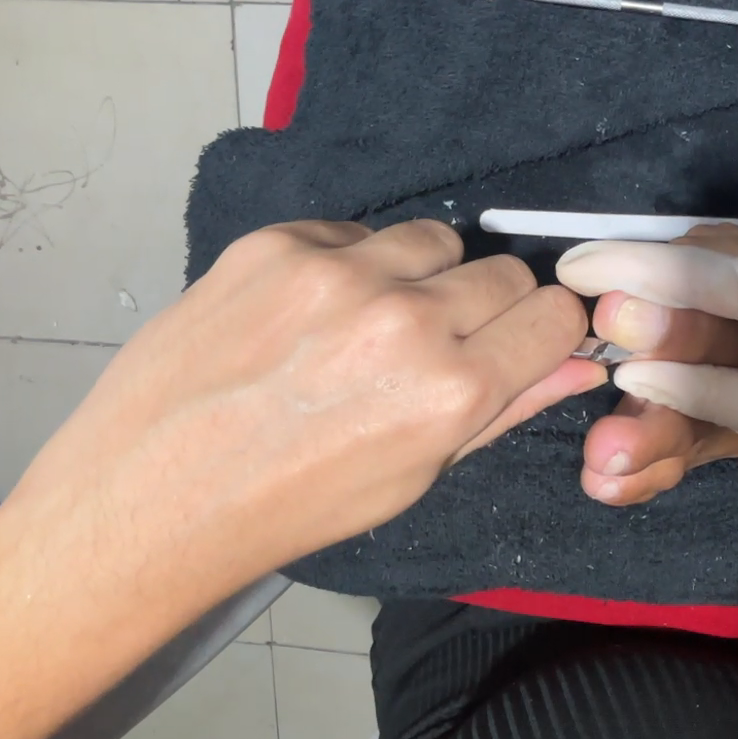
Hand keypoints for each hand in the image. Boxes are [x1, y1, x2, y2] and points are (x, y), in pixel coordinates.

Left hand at [10, 220, 603, 579]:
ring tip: (373, 320)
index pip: (557, 314)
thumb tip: (586, 363)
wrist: (152, 496)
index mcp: (453, 392)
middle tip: (440, 342)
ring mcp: (337, 273)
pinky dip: (353, 263)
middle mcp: (407, 320)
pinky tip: (313, 310)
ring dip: (425, 276)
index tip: (522, 341)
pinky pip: (357, 232)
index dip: (548, 329)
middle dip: (491, 305)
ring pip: (437, 239)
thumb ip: (509, 407)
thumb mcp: (420, 474)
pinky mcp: (276, 243)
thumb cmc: (300, 505)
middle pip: (506, 271)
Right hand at [557, 225, 737, 515]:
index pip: (706, 271)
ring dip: (671, 272)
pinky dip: (702, 280)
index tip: (575, 270)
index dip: (634, 269)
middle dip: (644, 267)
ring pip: (726, 251)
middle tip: (589, 289)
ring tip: (621, 299)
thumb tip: (634, 370)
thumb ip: (711, 393)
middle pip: (709, 248)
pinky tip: (676, 304)